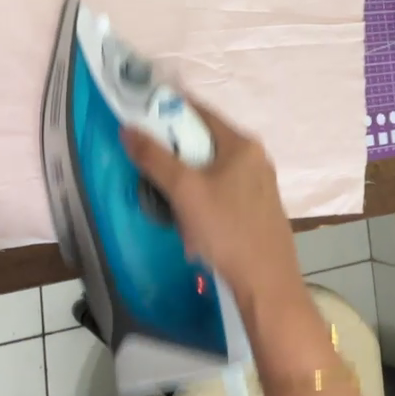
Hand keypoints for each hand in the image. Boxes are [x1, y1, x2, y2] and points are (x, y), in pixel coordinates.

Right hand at [122, 101, 302, 309]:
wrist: (267, 284)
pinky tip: (192, 223)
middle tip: (151, 168)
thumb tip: (127, 129)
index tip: (141, 119)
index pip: (199, 111)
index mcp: (241, 144)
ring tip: (170, 203)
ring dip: (187, 181)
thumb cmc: (226, 229)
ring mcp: (259, 184)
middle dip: (175, 154)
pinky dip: (202, 198)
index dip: (168, 111)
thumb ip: (153, 157)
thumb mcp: (183, 190)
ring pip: (211, 169)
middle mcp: (254, 157)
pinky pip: (222, 190)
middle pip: (203, 141)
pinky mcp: (258, 208)